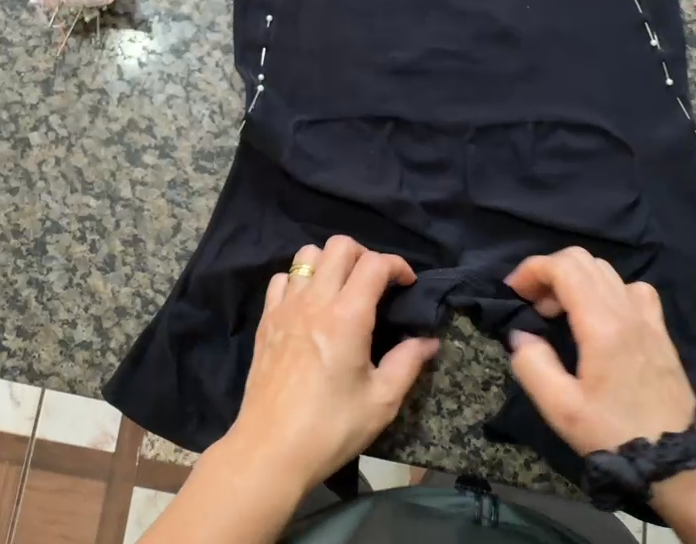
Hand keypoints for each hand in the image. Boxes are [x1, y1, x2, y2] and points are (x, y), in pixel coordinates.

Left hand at [218, 236, 440, 493]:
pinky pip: (282, 279)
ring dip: (329, 262)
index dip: (397, 265)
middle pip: (339, 245)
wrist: (270, 449)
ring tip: (341, 289)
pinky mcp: (266, 319)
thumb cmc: (331, 428)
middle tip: (376, 284)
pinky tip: (308, 305)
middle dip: (364, 255)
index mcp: (347, 316)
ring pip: (307, 254)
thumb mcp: (381, 401)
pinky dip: (299, 280)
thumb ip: (407, 363)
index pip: (374, 263)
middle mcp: (315, 300)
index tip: (408, 285)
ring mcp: (286, 306)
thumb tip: (429, 340)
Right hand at [504, 247, 695, 454]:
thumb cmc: (617, 436)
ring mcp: (648, 318)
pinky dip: (605, 289)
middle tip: (531, 303)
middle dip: (549, 271)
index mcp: (602, 325)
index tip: (513, 291)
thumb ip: (532, 365)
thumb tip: (521, 335)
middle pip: (583, 260)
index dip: (532, 269)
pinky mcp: (660, 330)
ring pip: (605, 270)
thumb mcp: (561, 409)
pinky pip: (630, 288)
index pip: (564, 267)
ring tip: (558, 312)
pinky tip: (598, 316)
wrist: (681, 465)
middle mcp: (627, 311)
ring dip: (574, 279)